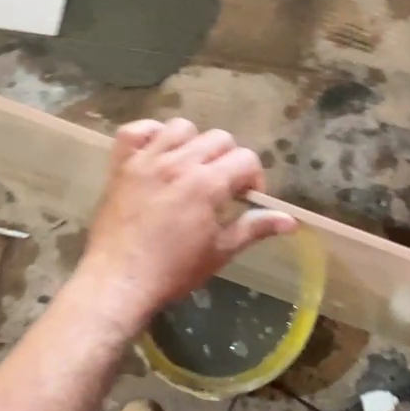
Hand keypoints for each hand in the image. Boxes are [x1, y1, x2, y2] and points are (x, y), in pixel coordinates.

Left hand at [75, 118, 295, 324]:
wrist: (118, 283)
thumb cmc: (173, 272)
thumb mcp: (220, 252)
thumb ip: (255, 228)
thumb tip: (291, 221)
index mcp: (207, 184)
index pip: (246, 159)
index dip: (252, 178)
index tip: (244, 200)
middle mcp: (179, 163)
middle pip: (218, 138)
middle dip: (227, 160)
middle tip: (220, 188)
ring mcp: (147, 160)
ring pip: (181, 127)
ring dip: (193, 144)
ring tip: (190, 168)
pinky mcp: (121, 165)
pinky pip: (136, 130)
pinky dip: (149, 134)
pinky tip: (157, 153)